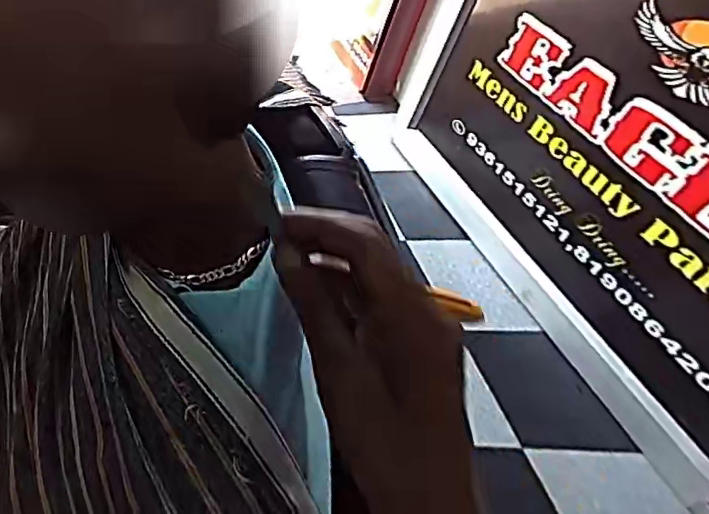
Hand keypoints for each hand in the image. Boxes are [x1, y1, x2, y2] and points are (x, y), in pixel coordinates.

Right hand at [274, 209, 476, 513]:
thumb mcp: (337, 367)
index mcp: (411, 313)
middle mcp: (426, 310)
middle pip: (372, 246)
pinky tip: (315, 286)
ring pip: (374, 266)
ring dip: (332, 254)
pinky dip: (345, 280)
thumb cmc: (386, 443)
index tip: (279, 221)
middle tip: (280, 232)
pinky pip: (379, 292)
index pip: (363, 240)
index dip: (316, 223)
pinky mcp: (419, 338)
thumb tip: (286, 255)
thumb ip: (312, 302)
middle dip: (323, 232)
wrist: (429, 501)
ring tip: (290, 255)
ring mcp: (426, 323)